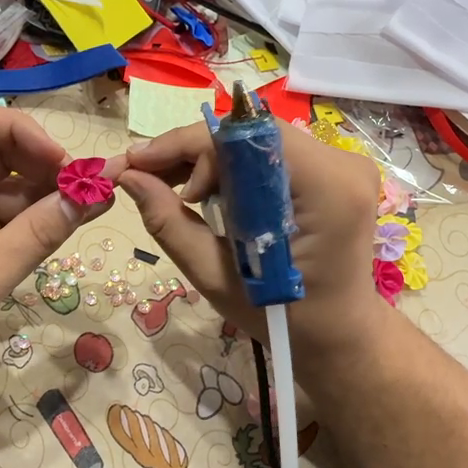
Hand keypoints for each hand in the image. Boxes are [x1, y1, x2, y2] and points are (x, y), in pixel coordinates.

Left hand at [0, 104, 117, 378]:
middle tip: (84, 188)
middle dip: (41, 164)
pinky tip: (69, 221)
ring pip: (7, 182)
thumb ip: (38, 233)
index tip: (60, 162)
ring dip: (44, 192)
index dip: (21, 132)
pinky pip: (6, 212)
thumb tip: (90, 197)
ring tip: (90, 204)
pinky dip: (35, 216)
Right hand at [118, 120, 388, 353]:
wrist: (339, 334)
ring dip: (200, 158)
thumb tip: (127, 177)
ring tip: (159, 183)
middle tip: (137, 174)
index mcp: (325, 189)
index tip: (135, 167)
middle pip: (244, 133)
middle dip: (185, 151)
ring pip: (248, 139)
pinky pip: (261, 153)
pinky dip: (222, 167)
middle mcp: (339, 163)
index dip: (182, 145)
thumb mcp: (215, 276)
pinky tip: (194, 189)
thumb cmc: (282, 317)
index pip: (241, 138)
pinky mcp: (326, 171)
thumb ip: (170, 223)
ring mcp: (337, 163)